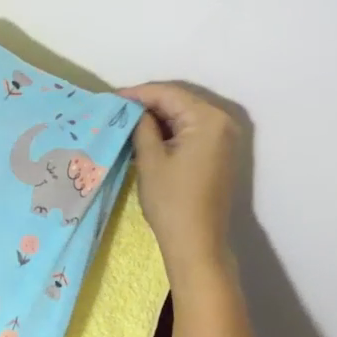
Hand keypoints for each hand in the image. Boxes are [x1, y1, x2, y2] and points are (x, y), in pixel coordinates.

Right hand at [118, 82, 238, 281]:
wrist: (196, 243)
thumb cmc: (171, 202)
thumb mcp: (151, 160)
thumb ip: (143, 127)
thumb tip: (137, 112)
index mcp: (208, 119)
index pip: (169, 94)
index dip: (138, 93)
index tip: (112, 98)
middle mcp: (223, 122)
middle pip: (181, 102)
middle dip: (149, 104)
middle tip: (118, 110)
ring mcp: (224, 139)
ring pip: (186, 117)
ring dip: (159, 118)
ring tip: (128, 122)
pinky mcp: (220, 155)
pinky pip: (193, 132)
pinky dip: (171, 132)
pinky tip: (149, 137)